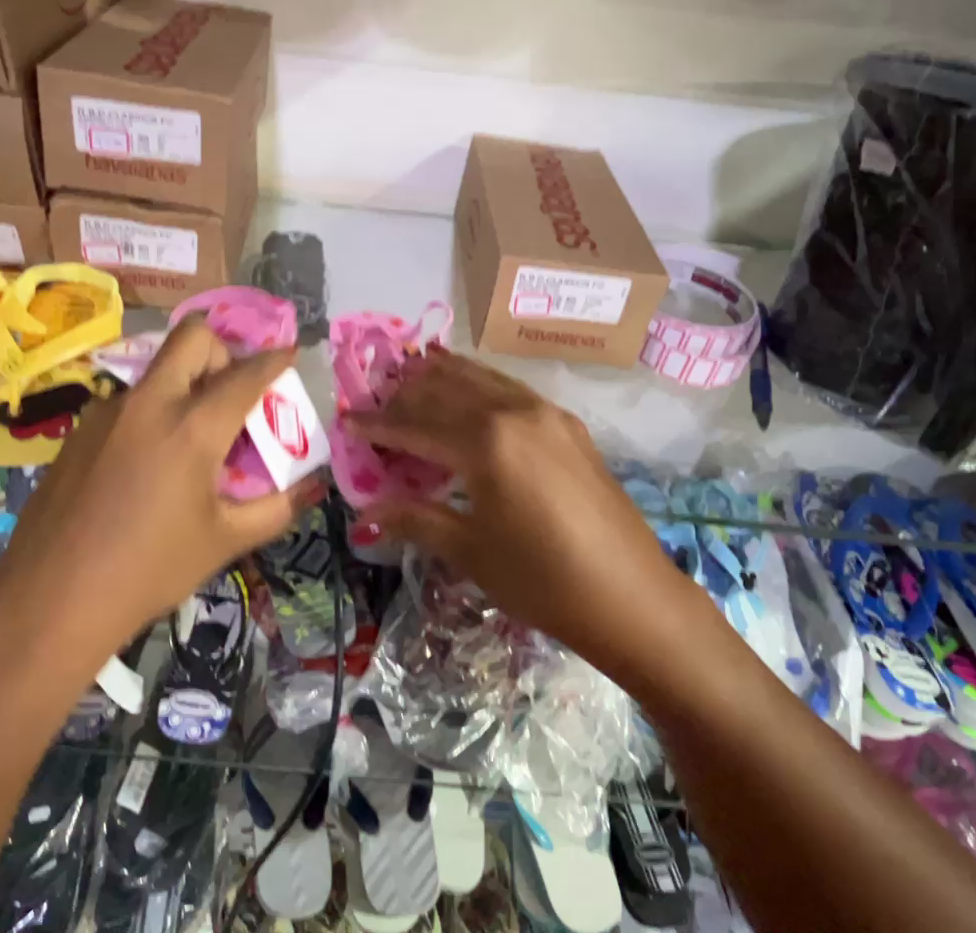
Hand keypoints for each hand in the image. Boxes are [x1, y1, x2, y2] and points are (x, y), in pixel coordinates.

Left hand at [0, 319, 322, 653]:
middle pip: (192, 337)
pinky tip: (148, 466)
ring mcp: (106, 412)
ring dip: (185, 384)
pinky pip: (128, 402)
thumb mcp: (224, 542)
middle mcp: (148, 403)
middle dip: (223, 351)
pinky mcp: (78, 431)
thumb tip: (312, 487)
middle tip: (235, 392)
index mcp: (191, 427)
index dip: (275, 361)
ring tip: (193, 439)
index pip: (245, 373)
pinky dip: (153, 413)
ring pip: (157, 370)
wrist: (51, 598)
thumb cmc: (149, 571)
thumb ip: (277, 508)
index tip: (290, 357)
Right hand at [351, 349, 683, 669]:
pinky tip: (467, 394)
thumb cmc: (542, 580)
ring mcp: (547, 414)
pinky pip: (509, 391)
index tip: (345, 420)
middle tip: (372, 402)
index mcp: (485, 443)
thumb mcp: (470, 551)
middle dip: (404, 395)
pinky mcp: (568, 425)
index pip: (415, 425)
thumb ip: (417, 519)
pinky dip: (478, 387)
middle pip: (445, 391)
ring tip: (409, 383)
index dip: (376, 425)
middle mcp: (514, 412)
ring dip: (441, 381)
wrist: (630, 596)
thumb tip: (368, 511)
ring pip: (480, 380)